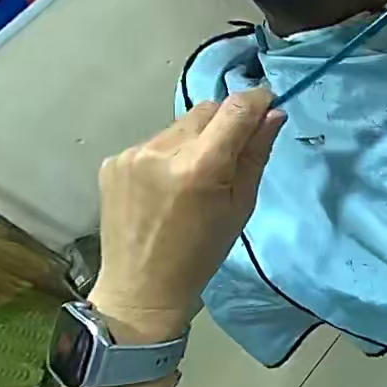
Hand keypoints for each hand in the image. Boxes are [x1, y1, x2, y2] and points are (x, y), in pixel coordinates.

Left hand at [89, 89, 284, 342]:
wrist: (142, 286)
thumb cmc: (204, 251)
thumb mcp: (241, 205)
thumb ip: (256, 154)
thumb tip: (274, 114)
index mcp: (200, 166)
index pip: (235, 109)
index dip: (257, 100)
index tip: (269, 105)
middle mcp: (161, 150)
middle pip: (207, 110)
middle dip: (227, 122)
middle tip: (234, 152)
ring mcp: (132, 154)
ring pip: (181, 125)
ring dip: (198, 137)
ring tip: (197, 174)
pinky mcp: (113, 161)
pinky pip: (156, 141)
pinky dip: (171, 152)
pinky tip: (169, 184)